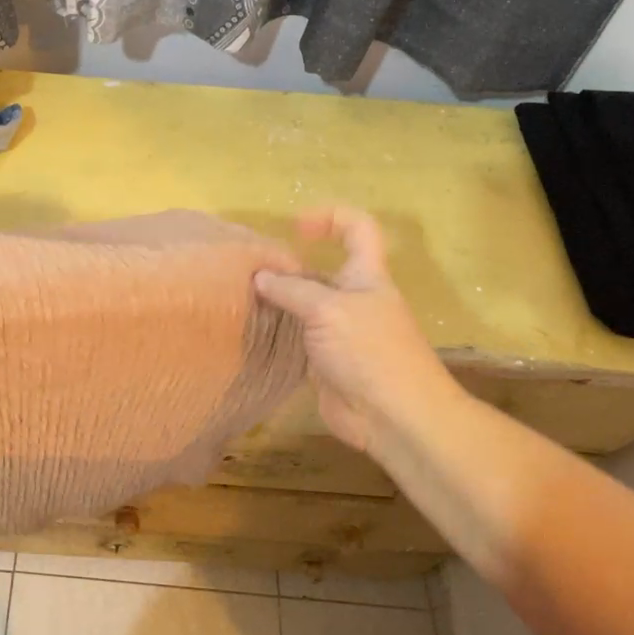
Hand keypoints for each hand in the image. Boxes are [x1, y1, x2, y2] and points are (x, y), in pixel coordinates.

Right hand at [254, 206, 464, 456]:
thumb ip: (292, 290)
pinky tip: (250, 333)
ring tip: (240, 300)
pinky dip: (276, 334)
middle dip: (287, 267)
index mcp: (366, 275)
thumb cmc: (370, 352)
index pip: (357, 228)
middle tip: (249, 272)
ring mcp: (339, 332)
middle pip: (321, 270)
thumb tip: (260, 277)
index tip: (295, 227)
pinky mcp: (325, 362)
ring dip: (277, 302)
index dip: (330, 218)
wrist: (393, 416)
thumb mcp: (329, 309)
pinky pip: (296, 339)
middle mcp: (353, 299)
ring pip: (304, 306)